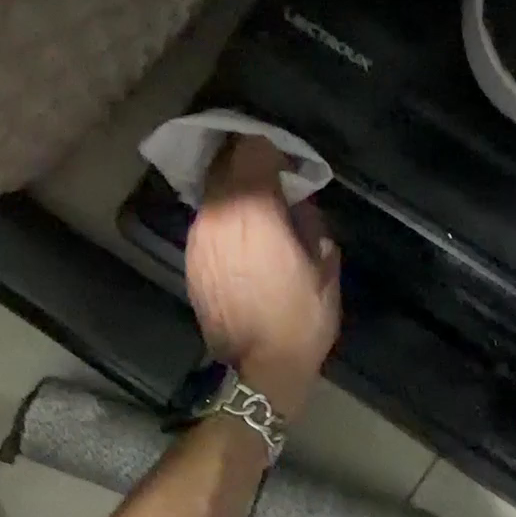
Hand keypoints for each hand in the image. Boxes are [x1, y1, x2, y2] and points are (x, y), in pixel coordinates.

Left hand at [185, 135, 341, 421]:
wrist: (259, 368)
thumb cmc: (300, 319)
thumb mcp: (325, 265)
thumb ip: (310, 222)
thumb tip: (298, 204)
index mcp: (254, 210)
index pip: (253, 149)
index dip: (272, 148)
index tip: (288, 162)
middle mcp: (218, 216)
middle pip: (225, 164)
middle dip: (247, 162)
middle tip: (270, 175)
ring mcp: (198, 238)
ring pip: (211, 192)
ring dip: (232, 190)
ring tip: (255, 205)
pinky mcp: (190, 260)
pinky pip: (205, 222)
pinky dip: (221, 218)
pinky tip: (239, 235)